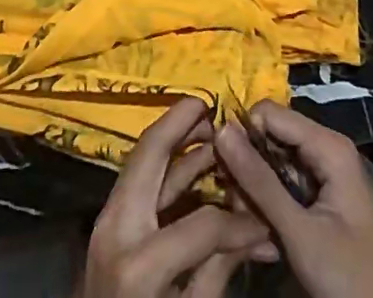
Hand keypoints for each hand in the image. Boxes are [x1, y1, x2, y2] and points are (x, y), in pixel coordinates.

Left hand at [82, 97, 274, 297]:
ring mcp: (108, 223)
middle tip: (212, 105)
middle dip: (181, 124)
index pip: (202, 222)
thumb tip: (262, 232)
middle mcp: (115, 227)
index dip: (240, 221)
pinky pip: (141, 185)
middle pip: (149, 154)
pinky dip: (169, 170)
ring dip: (178, 144)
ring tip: (212, 131)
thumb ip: (221, 267)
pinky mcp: (109, 226)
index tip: (264, 219)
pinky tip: (198, 166)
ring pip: (143, 163)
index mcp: (137, 262)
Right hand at [215, 101, 372, 297]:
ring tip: (252, 225)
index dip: (241, 134)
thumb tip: (221, 130)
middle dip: (248, 168)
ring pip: (273, 163)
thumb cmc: (352, 275)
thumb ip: (259, 181)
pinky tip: (264, 231)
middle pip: (270, 137)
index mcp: (328, 145)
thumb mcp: (300, 231)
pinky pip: (284, 184)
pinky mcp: (321, 197)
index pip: (269, 113)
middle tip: (238, 208)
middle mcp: (327, 149)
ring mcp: (325, 173)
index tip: (221, 170)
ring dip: (255, 191)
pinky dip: (268, 203)